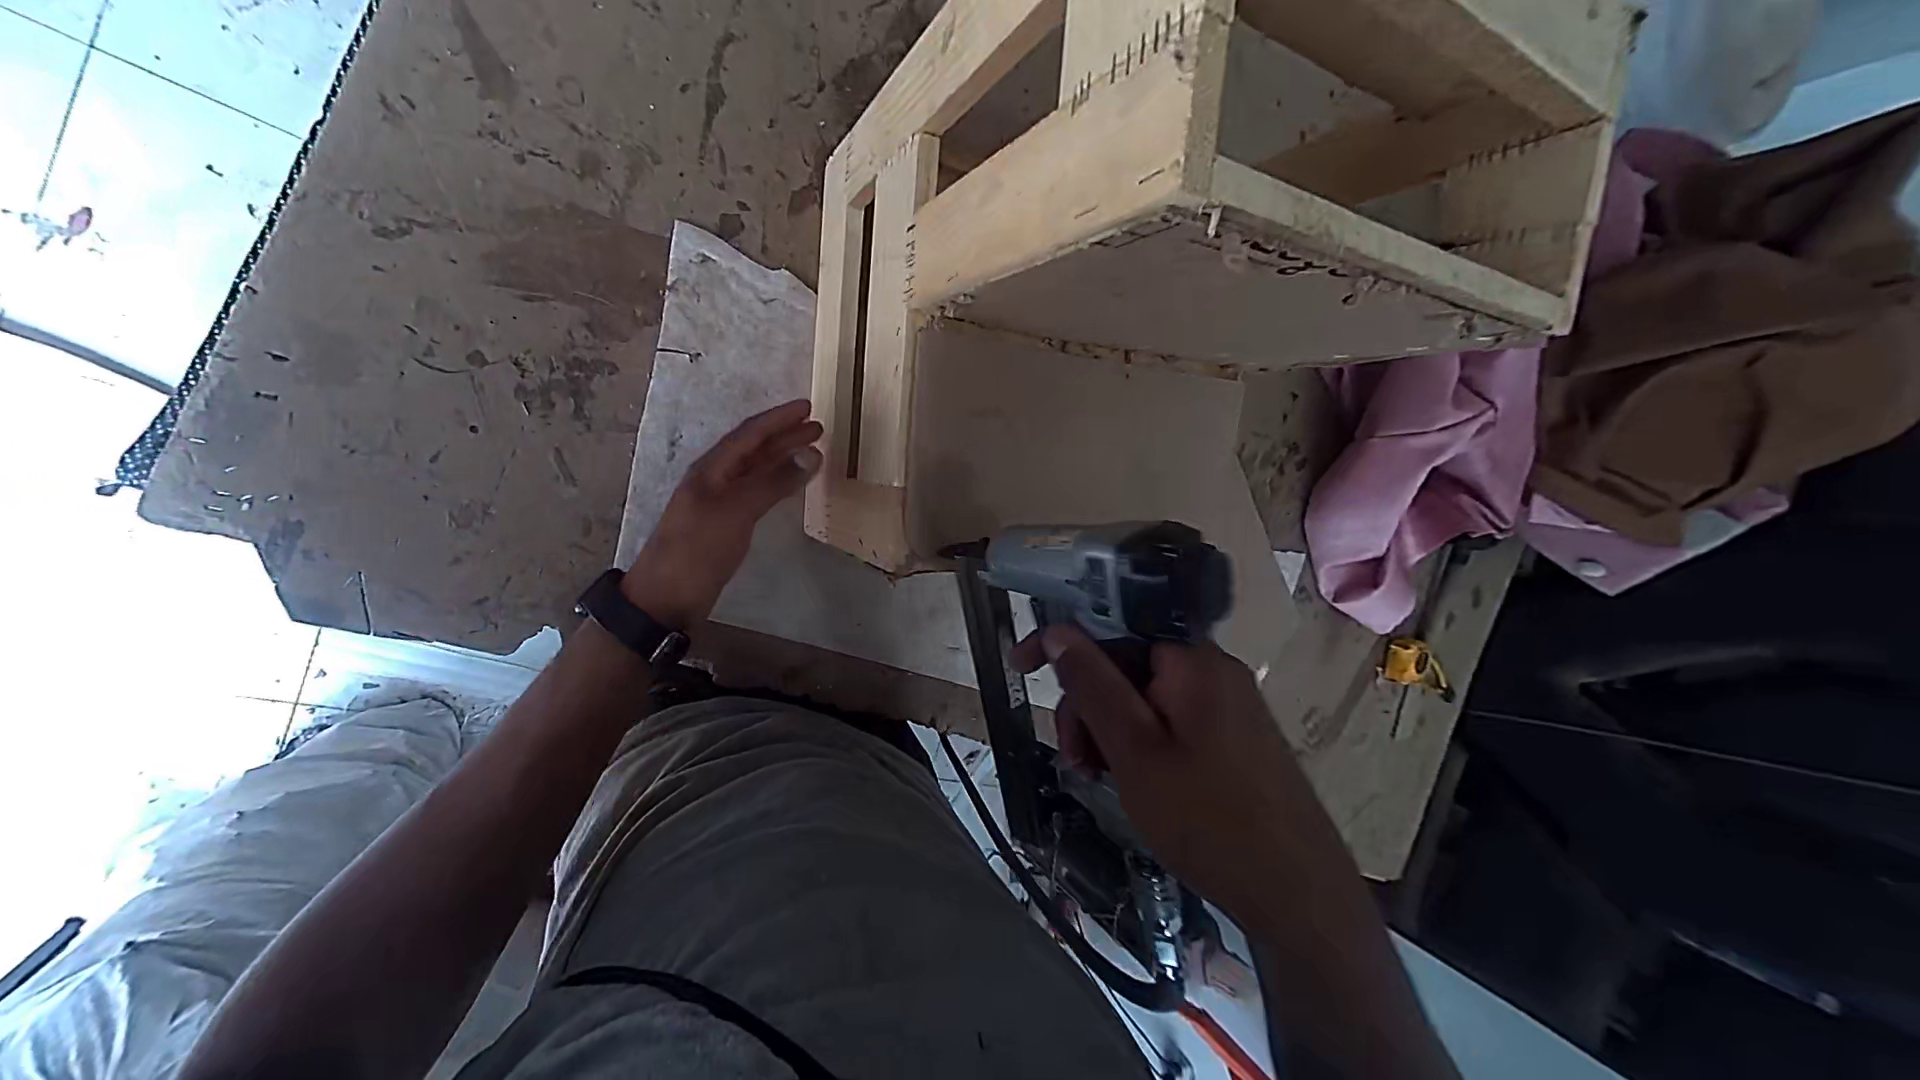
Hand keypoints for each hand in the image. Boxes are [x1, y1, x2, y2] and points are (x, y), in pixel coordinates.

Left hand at [622, 400, 823, 629]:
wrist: (667, 598)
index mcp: (712, 469)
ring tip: (812, 451)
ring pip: (757, 471)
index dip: (778, 419)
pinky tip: (789, 484)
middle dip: (785, 436)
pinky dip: (778, 483)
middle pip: (754, 449)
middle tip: (817, 428)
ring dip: (783, 458)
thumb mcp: (736, 511)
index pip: (749, 434)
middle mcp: (716, 480)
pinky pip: (758, 493)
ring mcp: (721, 503)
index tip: (807, 408)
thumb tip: (811, 453)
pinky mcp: (727, 525)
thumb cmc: (697, 549)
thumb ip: (773, 482)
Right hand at [1013, 627, 1355, 925]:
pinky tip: (1133, 783)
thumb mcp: (1133, 751)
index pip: (1113, 628)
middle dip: (1088, 705)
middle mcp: (1214, 672)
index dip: (1064, 645)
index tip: (1021, 666)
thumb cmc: (1206, 820)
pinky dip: (1141, 745)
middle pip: (1127, 666)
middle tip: (1075, 760)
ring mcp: (1229, 706)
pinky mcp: (1234, 738)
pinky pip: (1171, 723)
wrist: (1299, 898)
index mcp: (1193, 662)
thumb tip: (1057, 632)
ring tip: (1100, 779)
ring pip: (1145, 699)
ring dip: (1111, 731)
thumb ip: (1092, 685)